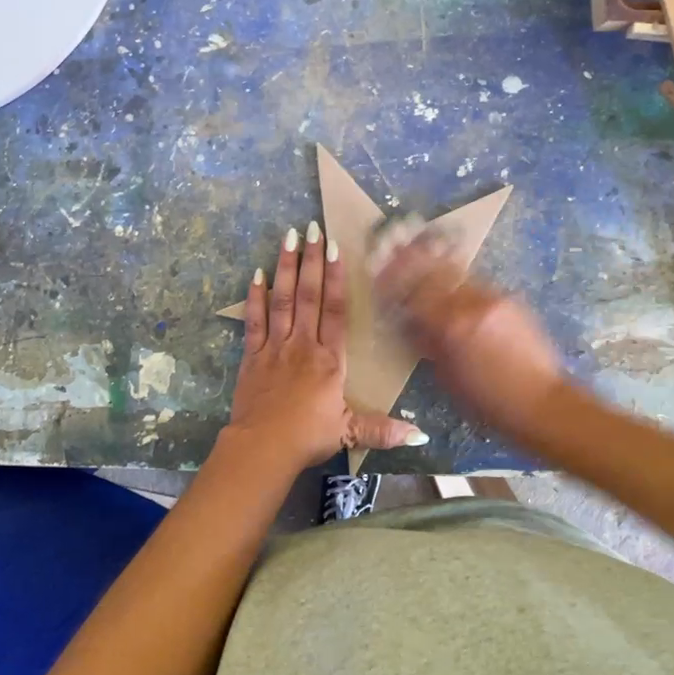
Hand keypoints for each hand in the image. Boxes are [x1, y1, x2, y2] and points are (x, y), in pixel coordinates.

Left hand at [227, 221, 426, 466]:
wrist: (263, 446)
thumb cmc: (308, 437)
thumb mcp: (349, 431)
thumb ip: (383, 429)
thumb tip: (421, 433)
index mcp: (330, 360)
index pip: (336, 311)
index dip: (337, 278)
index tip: (336, 248)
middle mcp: (303, 345)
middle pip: (309, 295)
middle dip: (312, 260)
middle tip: (312, 227)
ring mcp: (275, 347)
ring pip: (282, 300)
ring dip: (285, 267)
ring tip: (287, 237)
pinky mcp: (252, 356)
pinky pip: (254, 320)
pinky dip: (254, 296)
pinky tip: (256, 273)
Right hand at [367, 218, 565, 426]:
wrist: (544, 404)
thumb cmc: (490, 402)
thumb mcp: (447, 376)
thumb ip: (426, 343)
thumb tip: (410, 323)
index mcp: (451, 325)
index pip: (413, 291)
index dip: (392, 278)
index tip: (377, 270)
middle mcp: (472, 303)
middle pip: (434, 269)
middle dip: (410, 257)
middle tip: (393, 245)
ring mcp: (494, 298)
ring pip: (456, 271)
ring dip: (434, 263)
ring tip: (417, 250)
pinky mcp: (511, 300)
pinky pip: (476, 284)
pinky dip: (458, 280)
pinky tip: (450, 283)